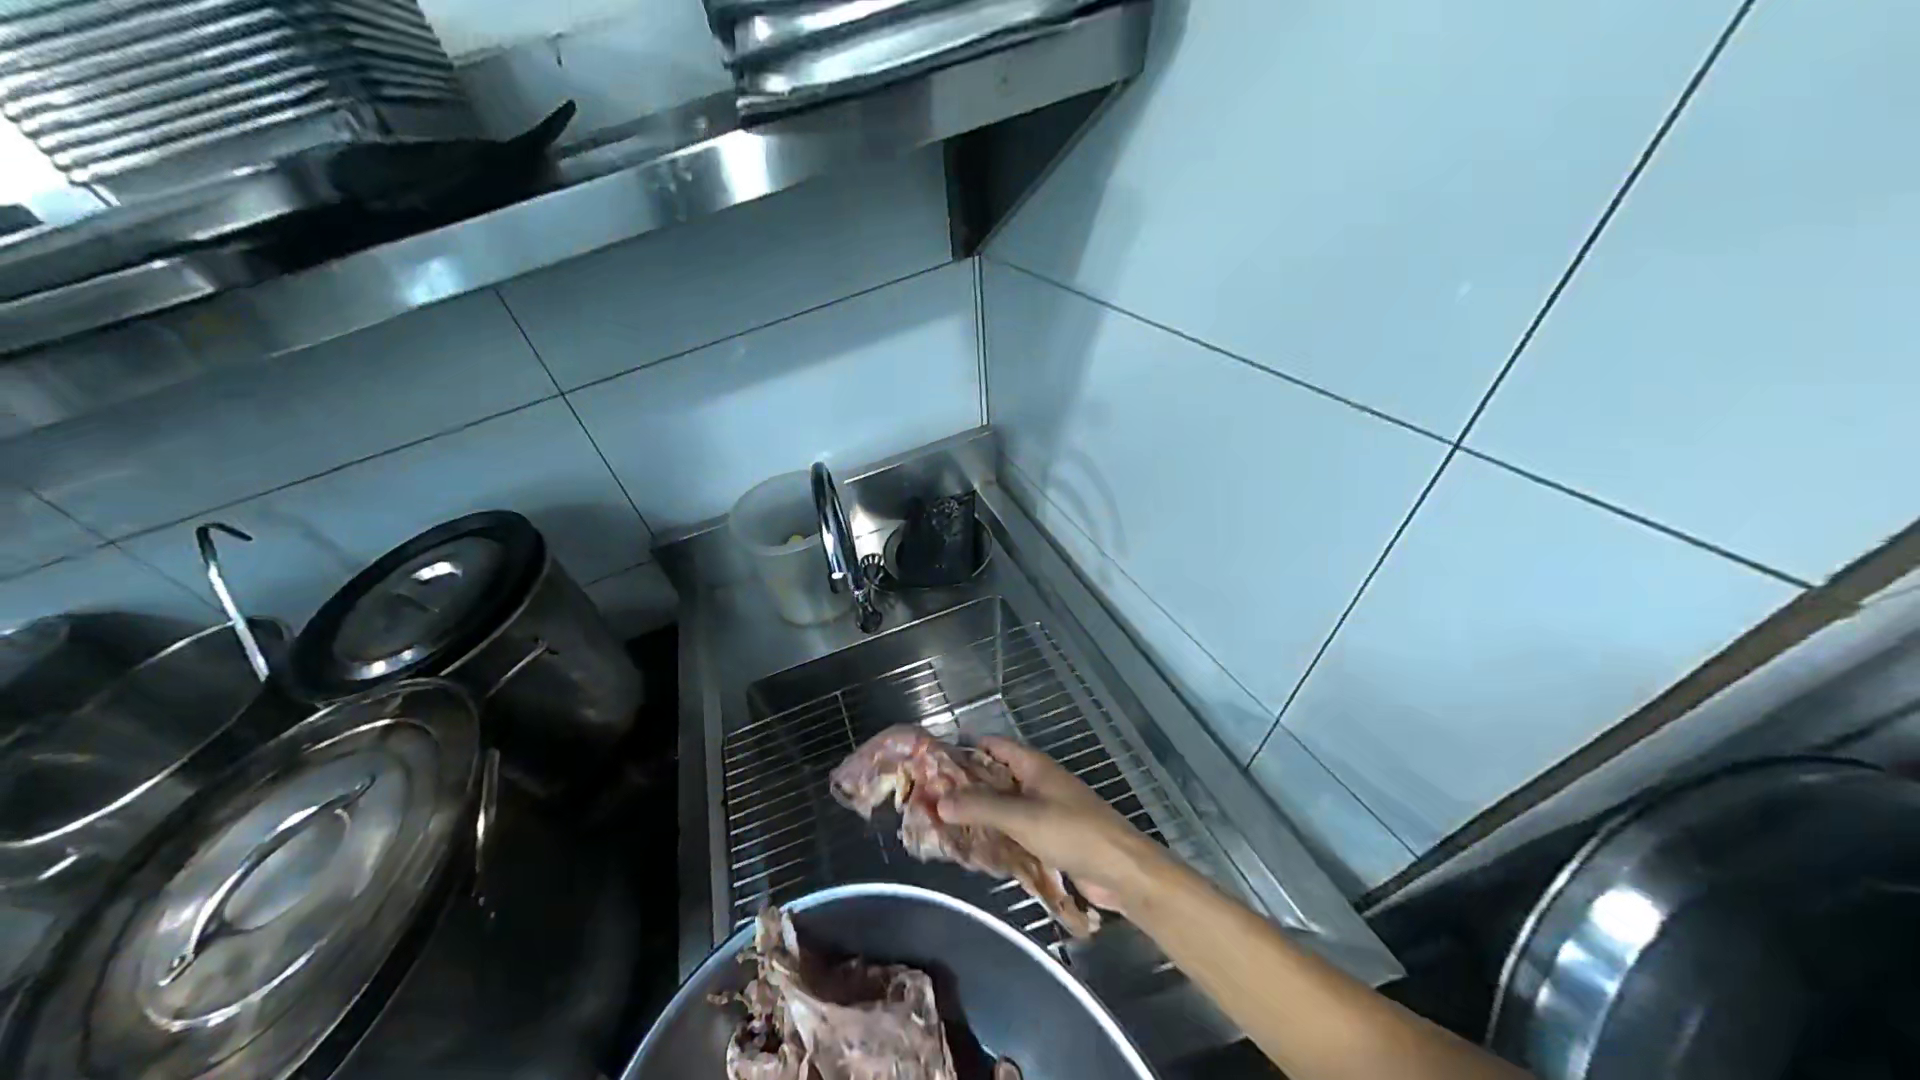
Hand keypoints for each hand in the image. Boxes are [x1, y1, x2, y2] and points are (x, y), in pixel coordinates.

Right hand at [939, 736, 1174, 912]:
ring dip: (981, 812)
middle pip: (997, 776)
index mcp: (1034, 766)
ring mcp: (1045, 810)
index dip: (967, 747)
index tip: (934, 757)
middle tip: (931, 794)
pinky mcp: (1050, 837)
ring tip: (944, 821)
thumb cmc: (1072, 832)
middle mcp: (1038, 783)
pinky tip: (975, 847)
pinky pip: (1016, 830)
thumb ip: (981, 807)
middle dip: (967, 785)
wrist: (1119, 870)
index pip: (995, 746)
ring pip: (1005, 806)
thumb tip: (939, 800)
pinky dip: (996, 834)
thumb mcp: (1022, 817)